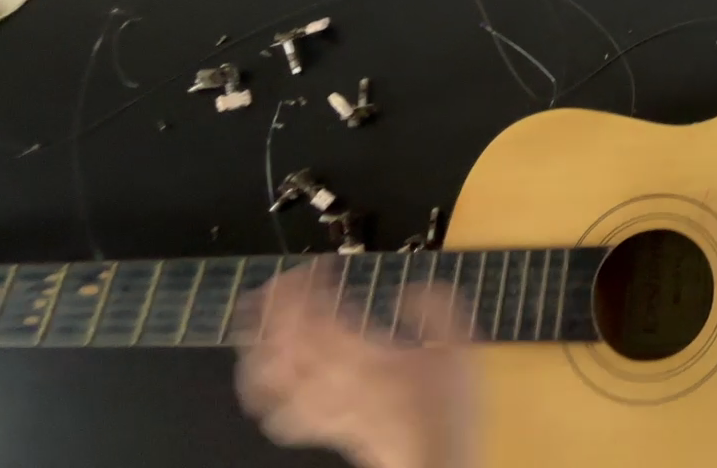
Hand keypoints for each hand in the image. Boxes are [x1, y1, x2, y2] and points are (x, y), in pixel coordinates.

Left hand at [235, 266, 477, 467]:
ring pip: (271, 382)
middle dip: (274, 312)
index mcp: (367, 357)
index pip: (319, 319)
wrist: (437, 463)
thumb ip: (438, 310)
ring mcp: (325, 411)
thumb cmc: (451, 406)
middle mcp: (336, 384)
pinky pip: (279, 413)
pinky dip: (266, 390)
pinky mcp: (324, 429)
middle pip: (285, 347)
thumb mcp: (459, 346)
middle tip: (277, 285)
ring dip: (257, 348)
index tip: (314, 268)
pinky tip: (269, 376)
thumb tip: (410, 290)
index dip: (307, 291)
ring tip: (257, 323)